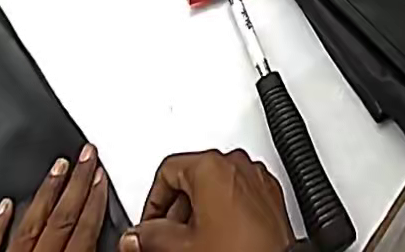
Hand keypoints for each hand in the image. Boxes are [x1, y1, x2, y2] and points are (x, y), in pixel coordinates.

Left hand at [0, 144, 108, 251]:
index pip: (84, 231)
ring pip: (30, 225)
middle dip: (77, 183)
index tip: (102, 174)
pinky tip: (5, 203)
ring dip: (47, 193)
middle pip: (61, 219)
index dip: (96, 200)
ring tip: (58, 165)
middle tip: (87, 152)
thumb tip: (116, 242)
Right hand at [121, 150, 294, 251]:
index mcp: (210, 165)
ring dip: (199, 212)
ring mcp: (254, 175)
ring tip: (195, 244)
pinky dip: (223, 211)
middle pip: (191, 177)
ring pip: (214, 185)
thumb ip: (152, 237)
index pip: (167, 171)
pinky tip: (220, 239)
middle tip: (166, 242)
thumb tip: (135, 235)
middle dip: (175, 211)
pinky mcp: (268, 192)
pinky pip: (237, 192)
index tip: (148, 229)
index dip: (152, 203)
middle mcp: (234, 162)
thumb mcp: (183, 248)